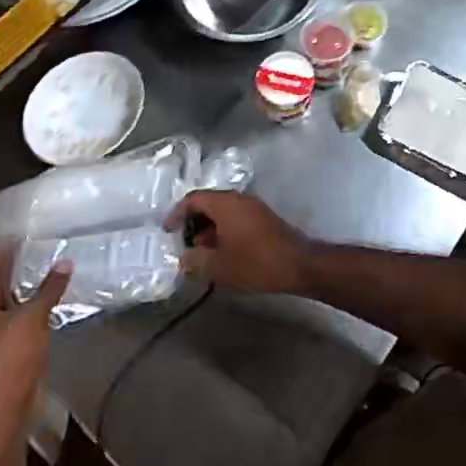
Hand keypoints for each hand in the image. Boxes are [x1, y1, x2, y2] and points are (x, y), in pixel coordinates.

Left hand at [0, 246, 71, 458]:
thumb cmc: (8, 362)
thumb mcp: (33, 319)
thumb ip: (49, 290)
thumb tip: (65, 261)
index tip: (17, 239)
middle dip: (6, 271)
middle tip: (32, 254)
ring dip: (15, 293)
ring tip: (40, 277)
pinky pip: (7, 326)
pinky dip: (22, 313)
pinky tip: (41, 312)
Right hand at [163, 190, 311, 293]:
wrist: (298, 264)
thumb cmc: (255, 262)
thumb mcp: (218, 266)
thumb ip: (194, 260)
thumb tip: (183, 258)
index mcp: (225, 203)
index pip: (193, 199)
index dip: (177, 214)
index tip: (168, 231)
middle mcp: (239, 199)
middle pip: (208, 203)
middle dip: (192, 222)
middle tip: (183, 244)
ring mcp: (253, 207)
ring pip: (222, 212)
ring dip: (208, 229)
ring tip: (200, 253)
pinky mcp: (263, 219)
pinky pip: (235, 218)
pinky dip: (223, 231)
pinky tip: (221, 253)